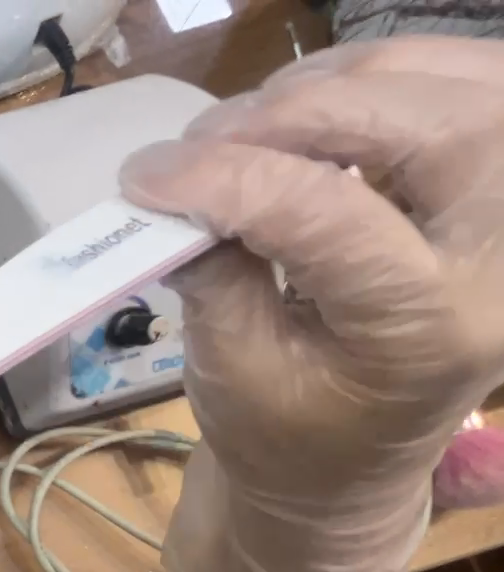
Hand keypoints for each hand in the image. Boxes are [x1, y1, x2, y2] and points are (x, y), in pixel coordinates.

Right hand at [121, 36, 503, 571]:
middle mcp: (501, 259)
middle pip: (439, 129)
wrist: (340, 456)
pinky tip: (298, 110)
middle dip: (301, 115)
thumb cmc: (275, 432)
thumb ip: (213, 281)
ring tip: (240, 123)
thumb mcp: (227, 373)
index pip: (331, 220)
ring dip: (342, 85)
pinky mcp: (495, 189)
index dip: (229, 183)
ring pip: (466, 88)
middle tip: (199, 139)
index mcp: (420, 331)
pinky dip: (377, 79)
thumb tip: (171, 203)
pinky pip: (466, 89)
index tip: (141, 178)